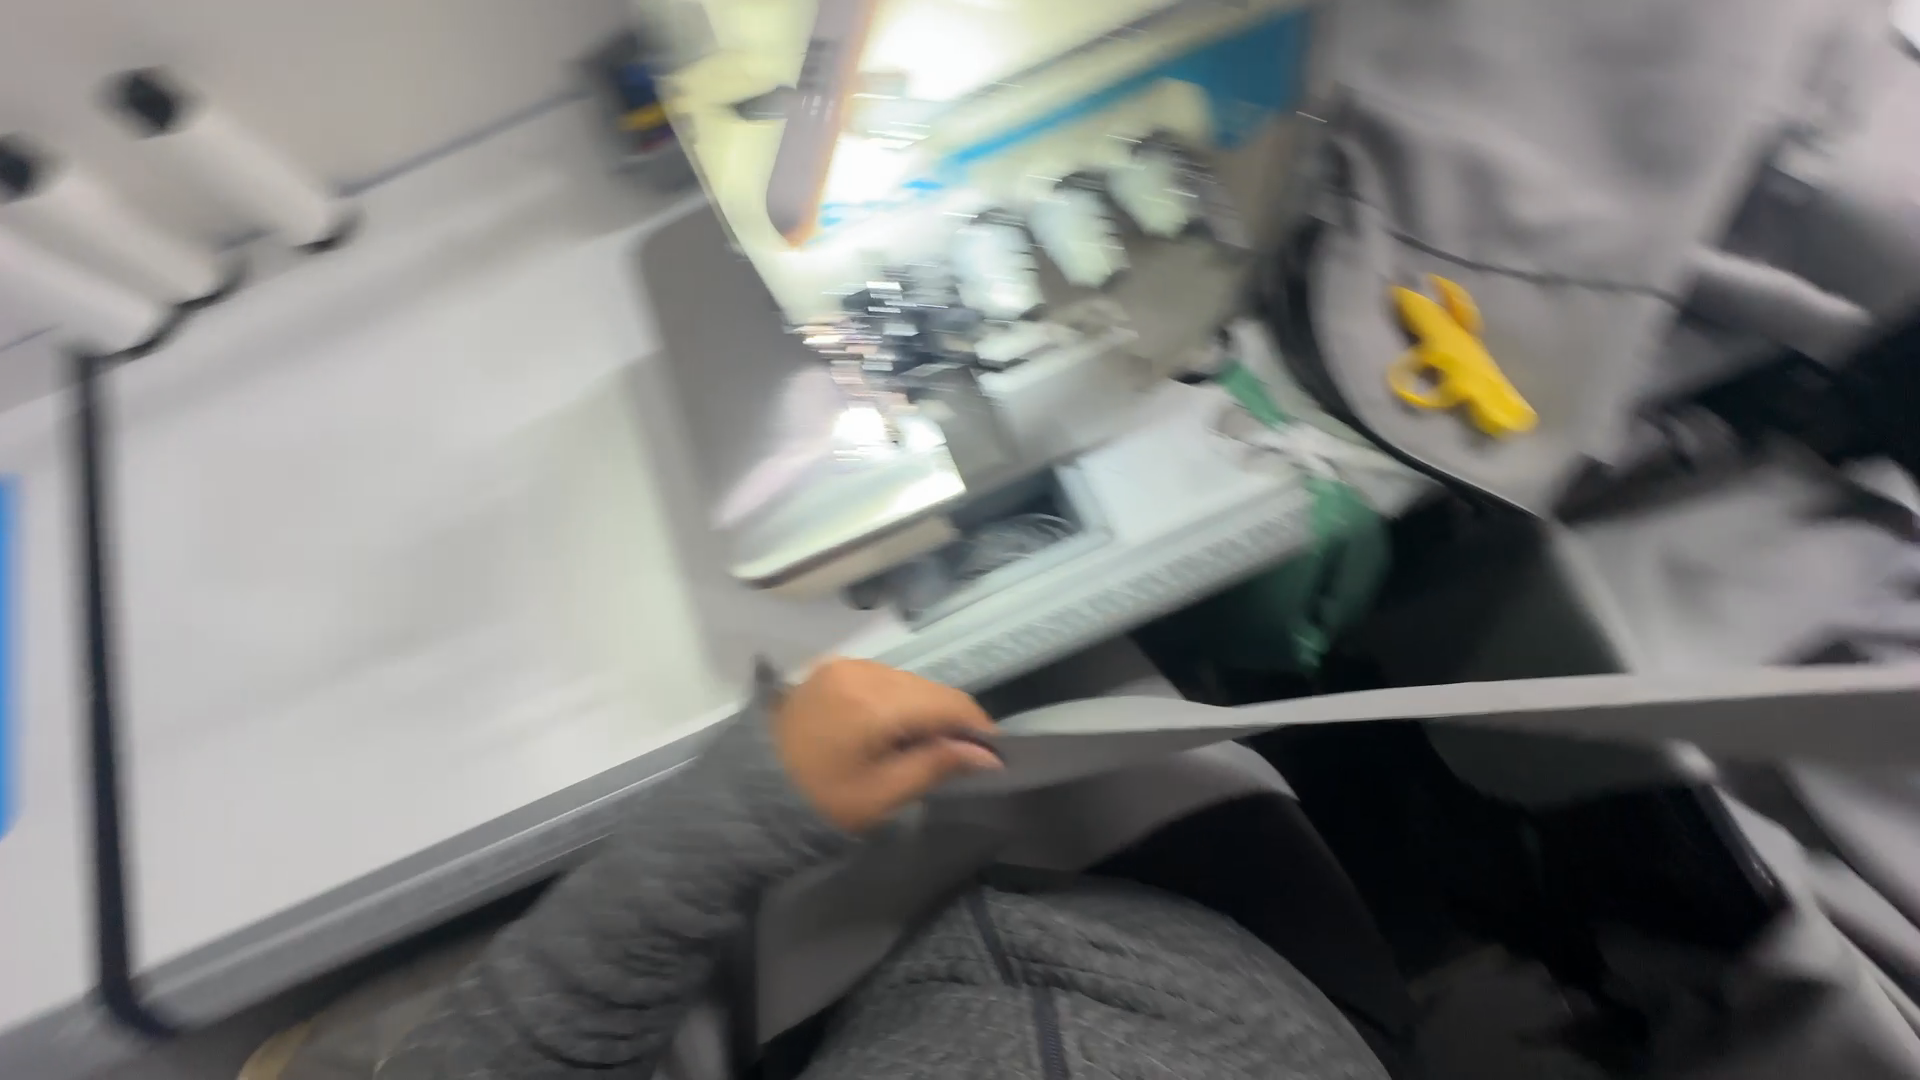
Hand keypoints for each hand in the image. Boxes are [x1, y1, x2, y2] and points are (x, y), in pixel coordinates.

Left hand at [773, 658, 1001, 831]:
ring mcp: (844, 665)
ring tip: (928, 746)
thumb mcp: (881, 796)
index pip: (947, 702)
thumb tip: (988, 755)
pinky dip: (899, 700)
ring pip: (908, 681)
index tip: (994, 755)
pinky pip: (883, 679)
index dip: (978, 727)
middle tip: (963, 757)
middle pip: (929, 688)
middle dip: (952, 719)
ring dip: (925, 709)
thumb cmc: (817, 803)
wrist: (747, 795)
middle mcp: (863, 669)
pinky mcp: (832, 669)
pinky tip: (897, 729)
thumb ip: (936, 765)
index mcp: (874, 700)